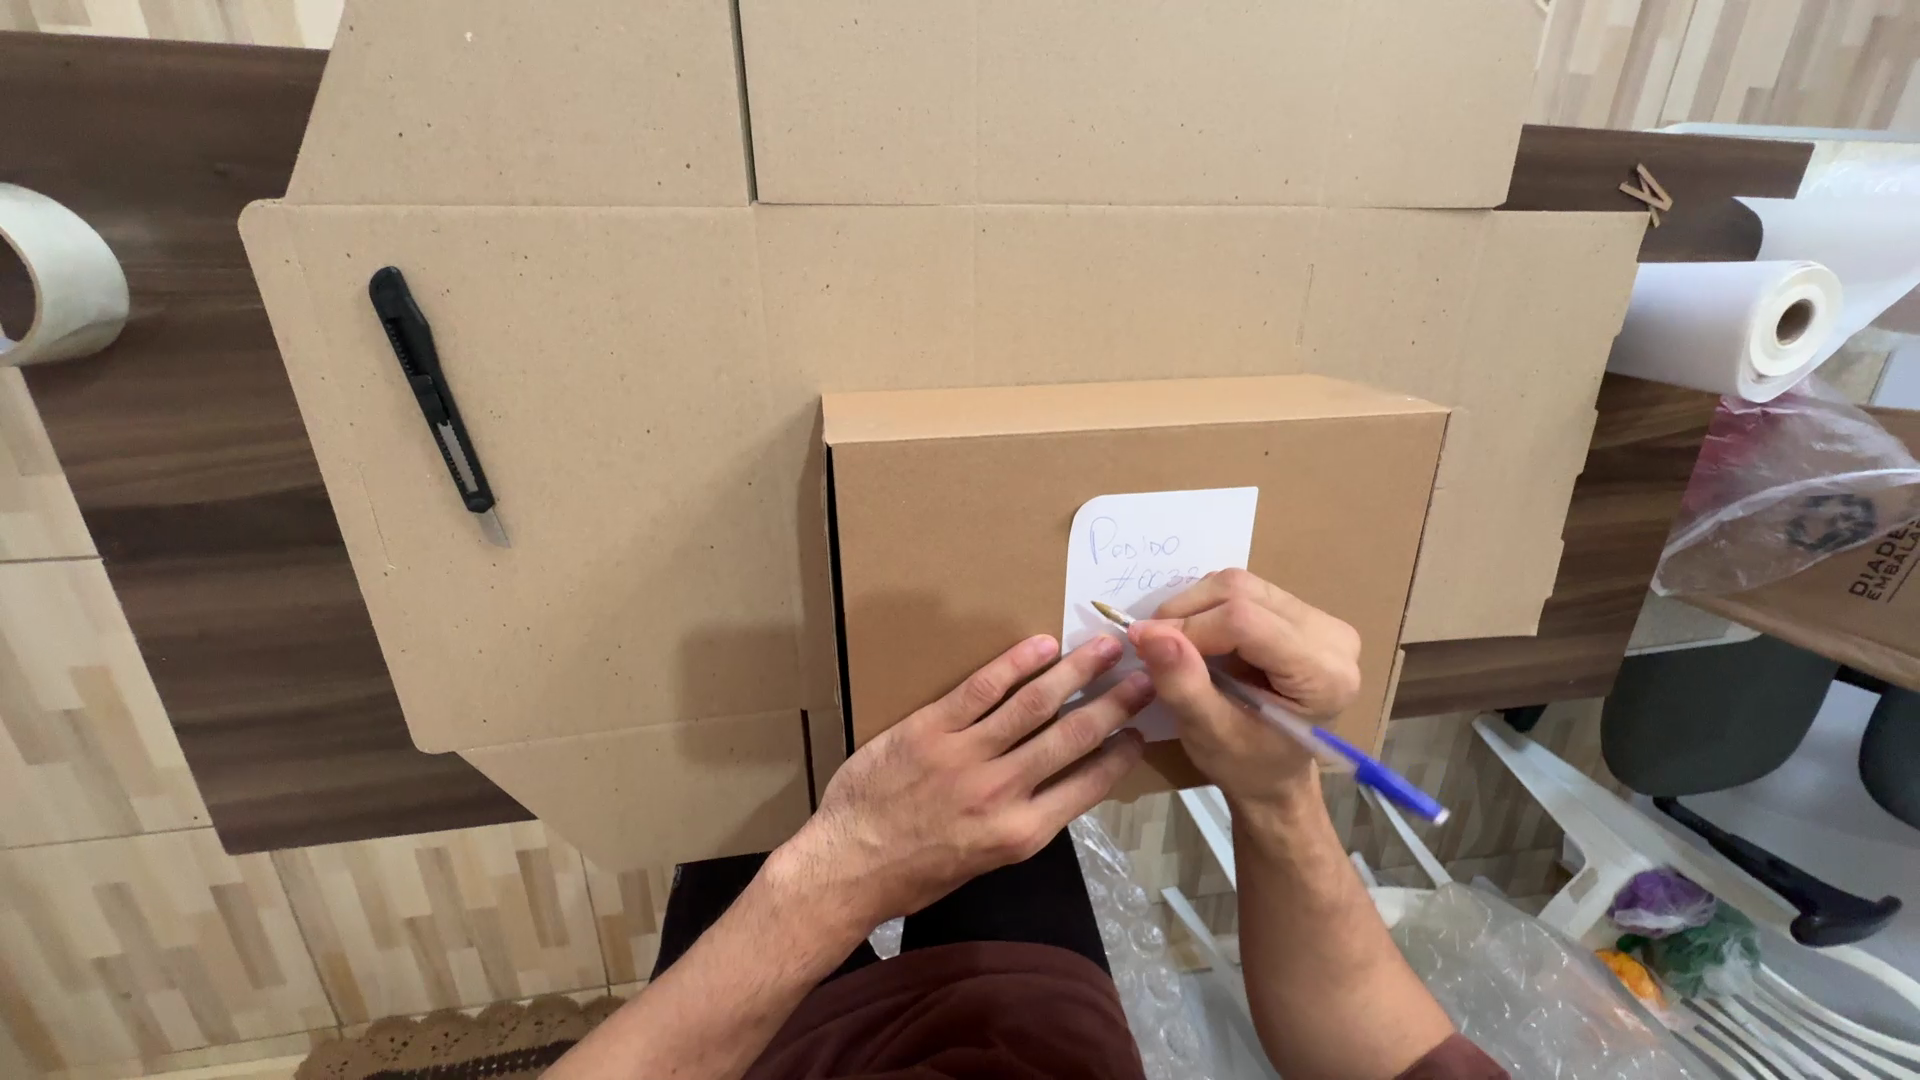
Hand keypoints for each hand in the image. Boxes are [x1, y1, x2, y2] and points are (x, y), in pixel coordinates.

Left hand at [783, 634, 1151, 931]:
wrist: (849, 865)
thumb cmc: (916, 872)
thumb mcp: (985, 863)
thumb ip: (1023, 821)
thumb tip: (1055, 784)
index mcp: (1021, 832)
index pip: (1088, 784)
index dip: (1120, 753)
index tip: (1141, 730)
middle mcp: (1003, 791)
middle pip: (1071, 735)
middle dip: (1114, 703)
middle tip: (1145, 674)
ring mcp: (966, 755)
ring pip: (1034, 704)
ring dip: (1075, 672)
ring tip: (1105, 647)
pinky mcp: (930, 729)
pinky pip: (981, 689)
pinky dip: (1015, 665)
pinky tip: (1041, 646)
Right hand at [1129, 569, 1361, 809]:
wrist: (1275, 775)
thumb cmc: (1246, 763)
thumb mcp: (1208, 733)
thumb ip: (1182, 683)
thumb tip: (1149, 633)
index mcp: (1323, 674)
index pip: (1244, 621)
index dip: (1187, 626)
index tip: (1143, 643)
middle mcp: (1332, 637)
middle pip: (1240, 592)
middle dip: (1186, 613)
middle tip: (1153, 644)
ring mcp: (1319, 619)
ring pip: (1238, 584)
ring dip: (1193, 607)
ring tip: (1174, 645)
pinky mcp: (1301, 612)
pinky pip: (1242, 589)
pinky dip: (1206, 606)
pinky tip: (1199, 638)